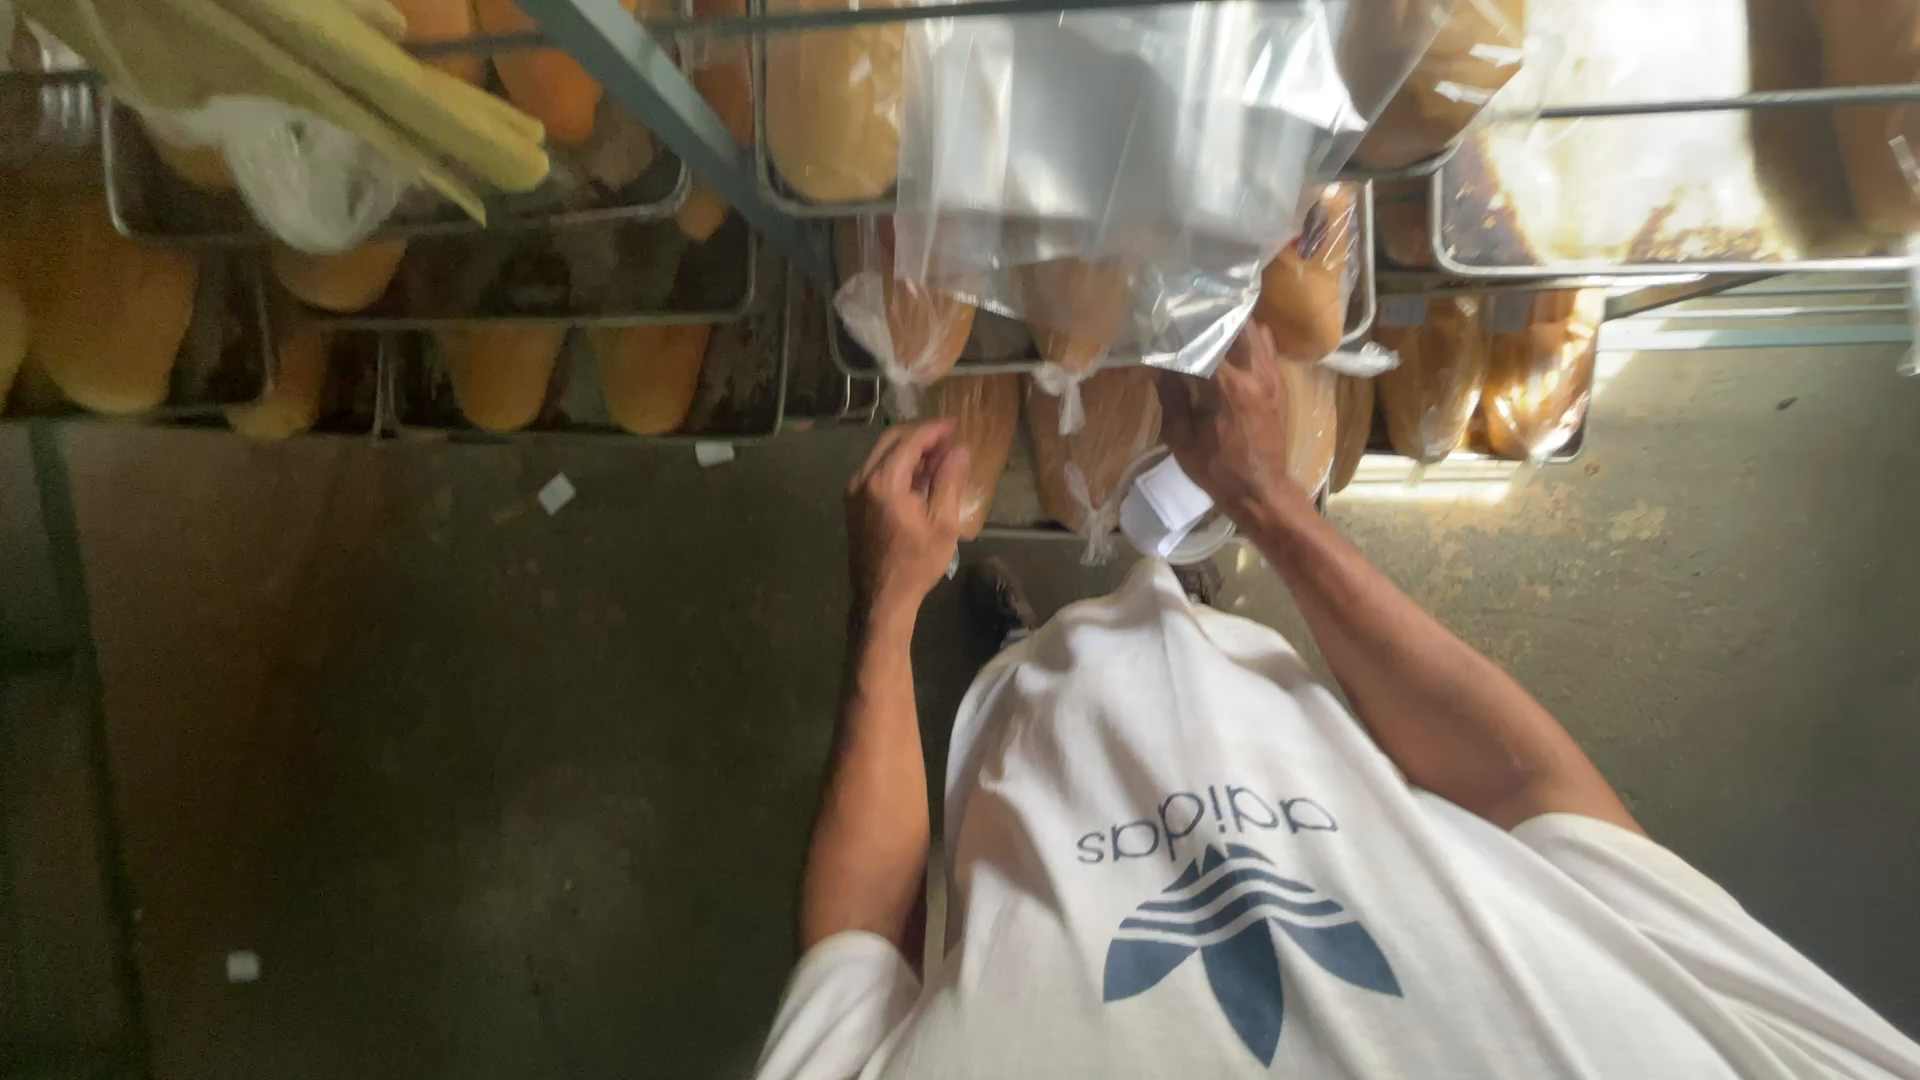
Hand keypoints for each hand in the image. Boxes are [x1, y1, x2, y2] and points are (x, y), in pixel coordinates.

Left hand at [846, 419, 969, 622]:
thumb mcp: (943, 522)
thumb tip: (959, 450)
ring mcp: (854, 491)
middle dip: (920, 435)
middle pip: (891, 441)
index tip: (955, 425)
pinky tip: (918, 477)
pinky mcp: (853, 503)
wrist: (882, 597)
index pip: (910, 440)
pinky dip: (897, 466)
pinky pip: (875, 471)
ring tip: (938, 458)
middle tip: (947, 440)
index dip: (934, 430)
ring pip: (881, 455)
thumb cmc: (916, 563)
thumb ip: (949, 480)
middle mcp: (862, 479)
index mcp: (884, 482)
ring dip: (908, 450)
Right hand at [1156, 323, 1310, 521]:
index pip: (1202, 342)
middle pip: (1236, 324)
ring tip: (1207, 323)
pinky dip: (1247, 339)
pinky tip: (1227, 344)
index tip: (1161, 326)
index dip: (1181, 332)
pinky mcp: (1277, 383)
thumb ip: (1171, 397)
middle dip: (1211, 316)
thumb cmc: (1216, 469)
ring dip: (1232, 324)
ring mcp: (1271, 376)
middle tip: (1187, 314)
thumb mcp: (1181, 438)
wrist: (1260, 489)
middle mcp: (1254, 373)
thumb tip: (1158, 367)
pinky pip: (1265, 347)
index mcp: (1227, 387)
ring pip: (1256, 331)